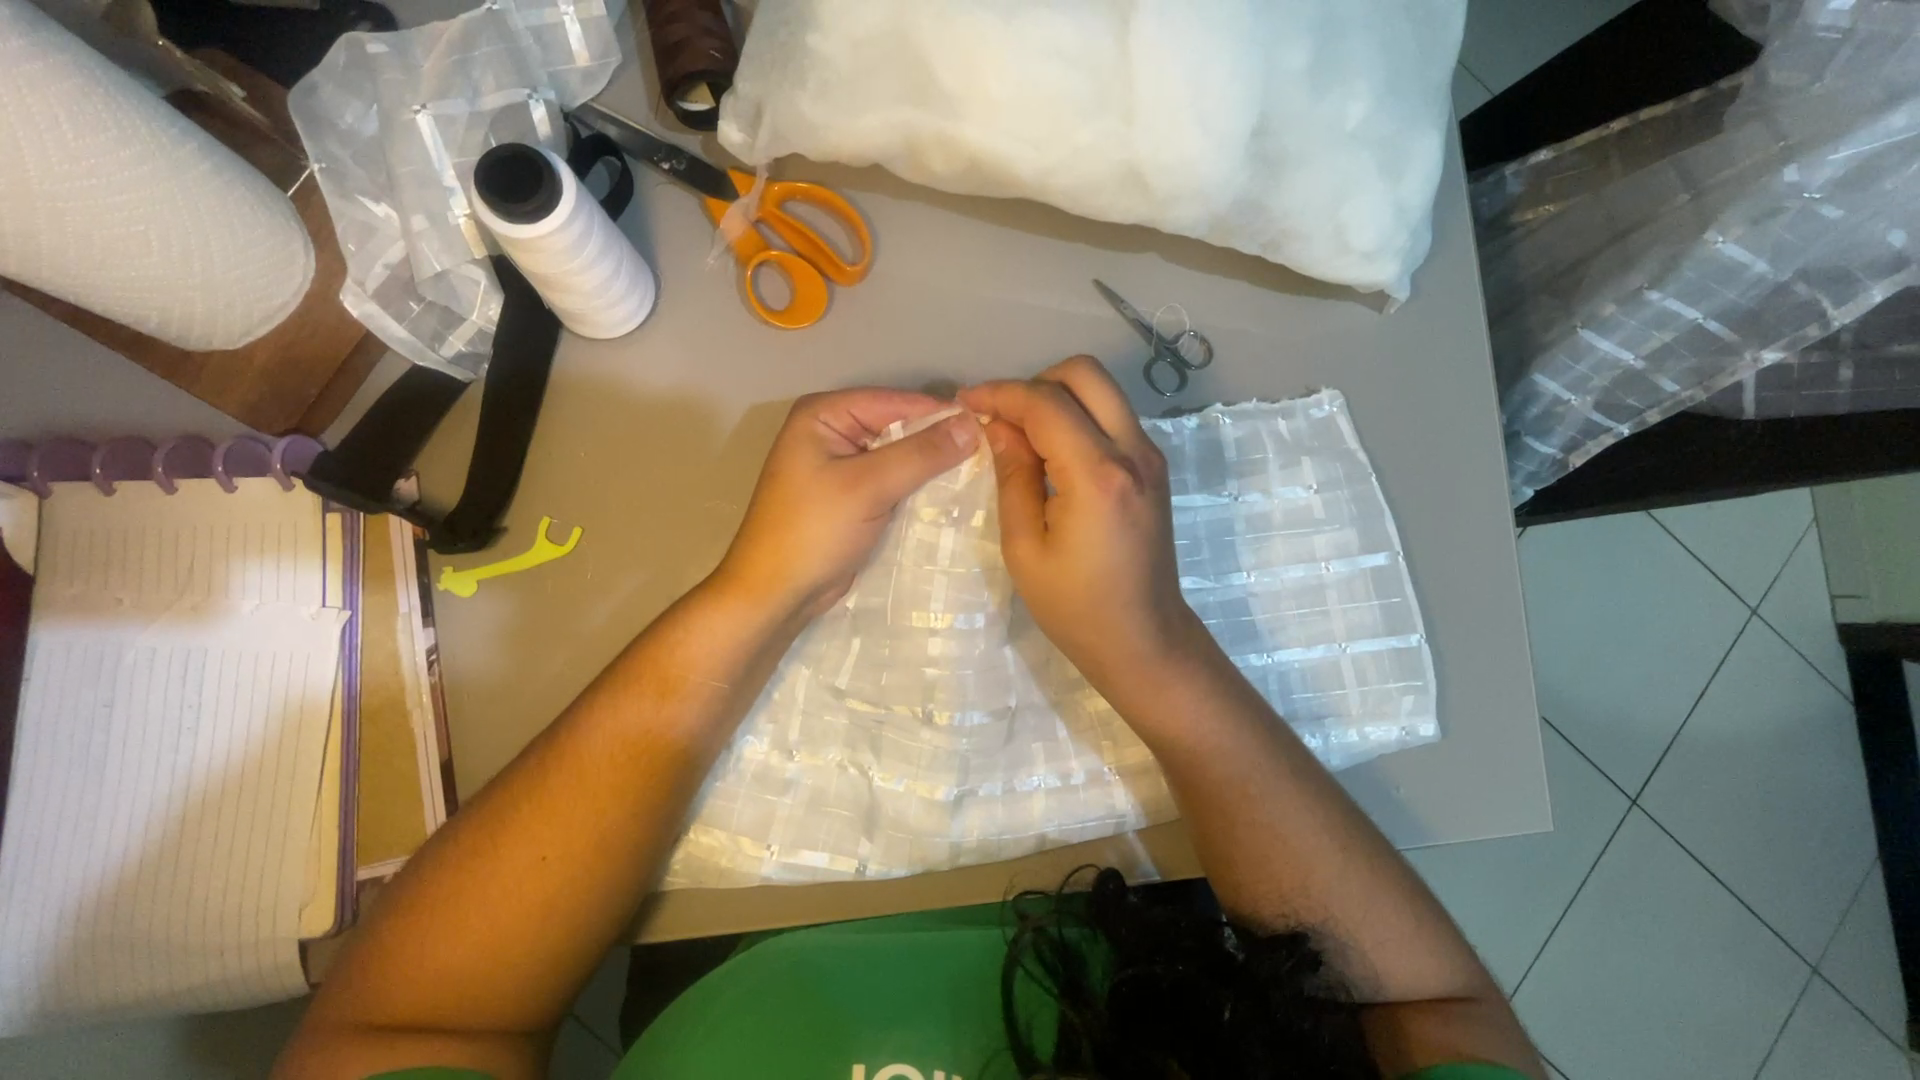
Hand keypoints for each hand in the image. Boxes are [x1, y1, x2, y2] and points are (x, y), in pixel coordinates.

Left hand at [713, 388, 977, 619]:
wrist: (776, 594)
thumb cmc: (812, 532)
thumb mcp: (868, 487)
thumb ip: (921, 453)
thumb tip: (972, 424)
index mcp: (825, 414)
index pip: (896, 402)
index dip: (941, 414)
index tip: (990, 428)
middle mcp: (832, 431)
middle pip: (899, 426)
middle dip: (939, 441)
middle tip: (991, 454)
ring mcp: (842, 466)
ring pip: (900, 456)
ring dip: (932, 468)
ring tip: (981, 475)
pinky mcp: (852, 497)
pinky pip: (893, 482)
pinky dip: (918, 488)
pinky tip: (952, 497)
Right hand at [959, 356, 1207, 692]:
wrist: (1144, 640)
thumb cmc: (1076, 607)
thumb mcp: (1025, 548)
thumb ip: (1013, 477)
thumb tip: (999, 426)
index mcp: (1097, 475)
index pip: (1045, 403)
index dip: (1000, 394)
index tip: (965, 403)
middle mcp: (1133, 452)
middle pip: (1085, 373)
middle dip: (1035, 383)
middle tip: (1003, 419)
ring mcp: (1151, 457)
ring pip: (1103, 390)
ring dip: (1059, 397)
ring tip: (1023, 436)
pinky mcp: (1154, 468)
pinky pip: (1113, 417)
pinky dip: (1079, 417)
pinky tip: (1051, 454)